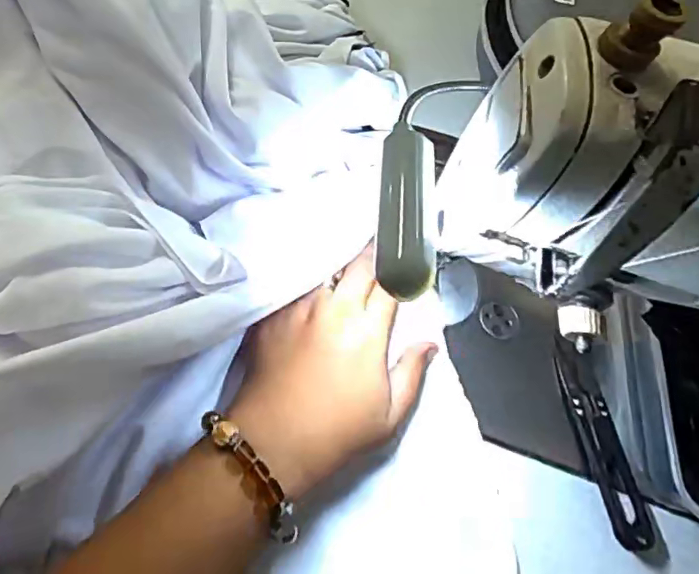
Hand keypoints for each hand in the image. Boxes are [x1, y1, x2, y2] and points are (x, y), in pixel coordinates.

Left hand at [226, 244, 436, 500]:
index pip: (389, 282)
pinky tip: (313, 283)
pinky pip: (297, 285)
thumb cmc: (334, 435)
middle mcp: (334, 310)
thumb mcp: (387, 417)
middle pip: (359, 264)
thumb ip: (413, 373)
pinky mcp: (274, 314)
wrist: (269, 447)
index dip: (400, 269)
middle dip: (373, 254)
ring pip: (326, 268)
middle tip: (379, 249)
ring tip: (346, 261)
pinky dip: (310, 281)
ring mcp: (300, 309)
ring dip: (340, 264)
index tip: (405, 263)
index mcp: (366, 332)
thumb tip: (429, 343)